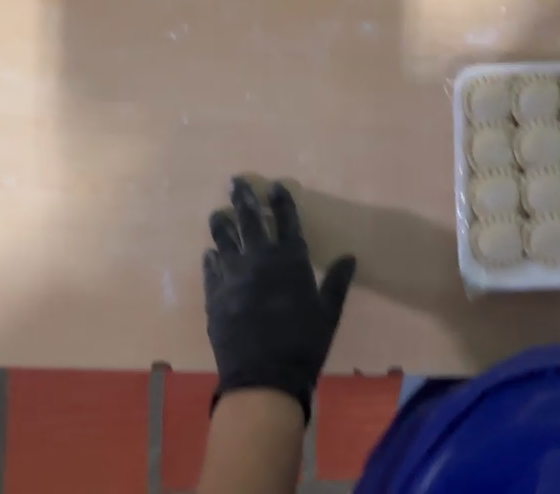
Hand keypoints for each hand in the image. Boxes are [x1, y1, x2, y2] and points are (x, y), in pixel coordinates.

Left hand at [203, 178, 355, 420]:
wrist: (263, 377)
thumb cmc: (304, 343)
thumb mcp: (328, 312)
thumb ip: (337, 282)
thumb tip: (350, 257)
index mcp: (290, 260)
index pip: (286, 220)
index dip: (282, 201)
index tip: (275, 185)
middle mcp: (259, 260)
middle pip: (250, 221)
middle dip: (244, 199)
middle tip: (236, 182)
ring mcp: (233, 277)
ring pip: (225, 241)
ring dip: (222, 224)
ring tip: (218, 213)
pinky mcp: (215, 297)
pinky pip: (211, 270)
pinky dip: (211, 259)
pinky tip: (210, 253)